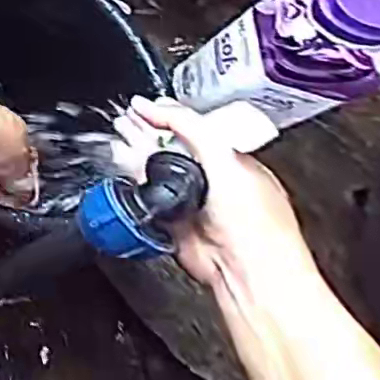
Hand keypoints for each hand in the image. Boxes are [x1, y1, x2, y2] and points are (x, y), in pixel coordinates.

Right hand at [131, 96, 315, 289]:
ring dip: (135, 145)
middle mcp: (213, 180)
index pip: (197, 129)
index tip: (149, 106)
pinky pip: (144, 187)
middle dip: (147, 128)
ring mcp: (191, 199)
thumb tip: (150, 105)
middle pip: (171, 145)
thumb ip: (188, 125)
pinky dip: (130, 171)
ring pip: (155, 165)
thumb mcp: (224, 158)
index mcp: (235, 164)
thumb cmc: (260, 229)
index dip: (171, 116)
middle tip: (129, 113)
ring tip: (120, 128)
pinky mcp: (170, 216)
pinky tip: (120, 155)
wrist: (248, 275)